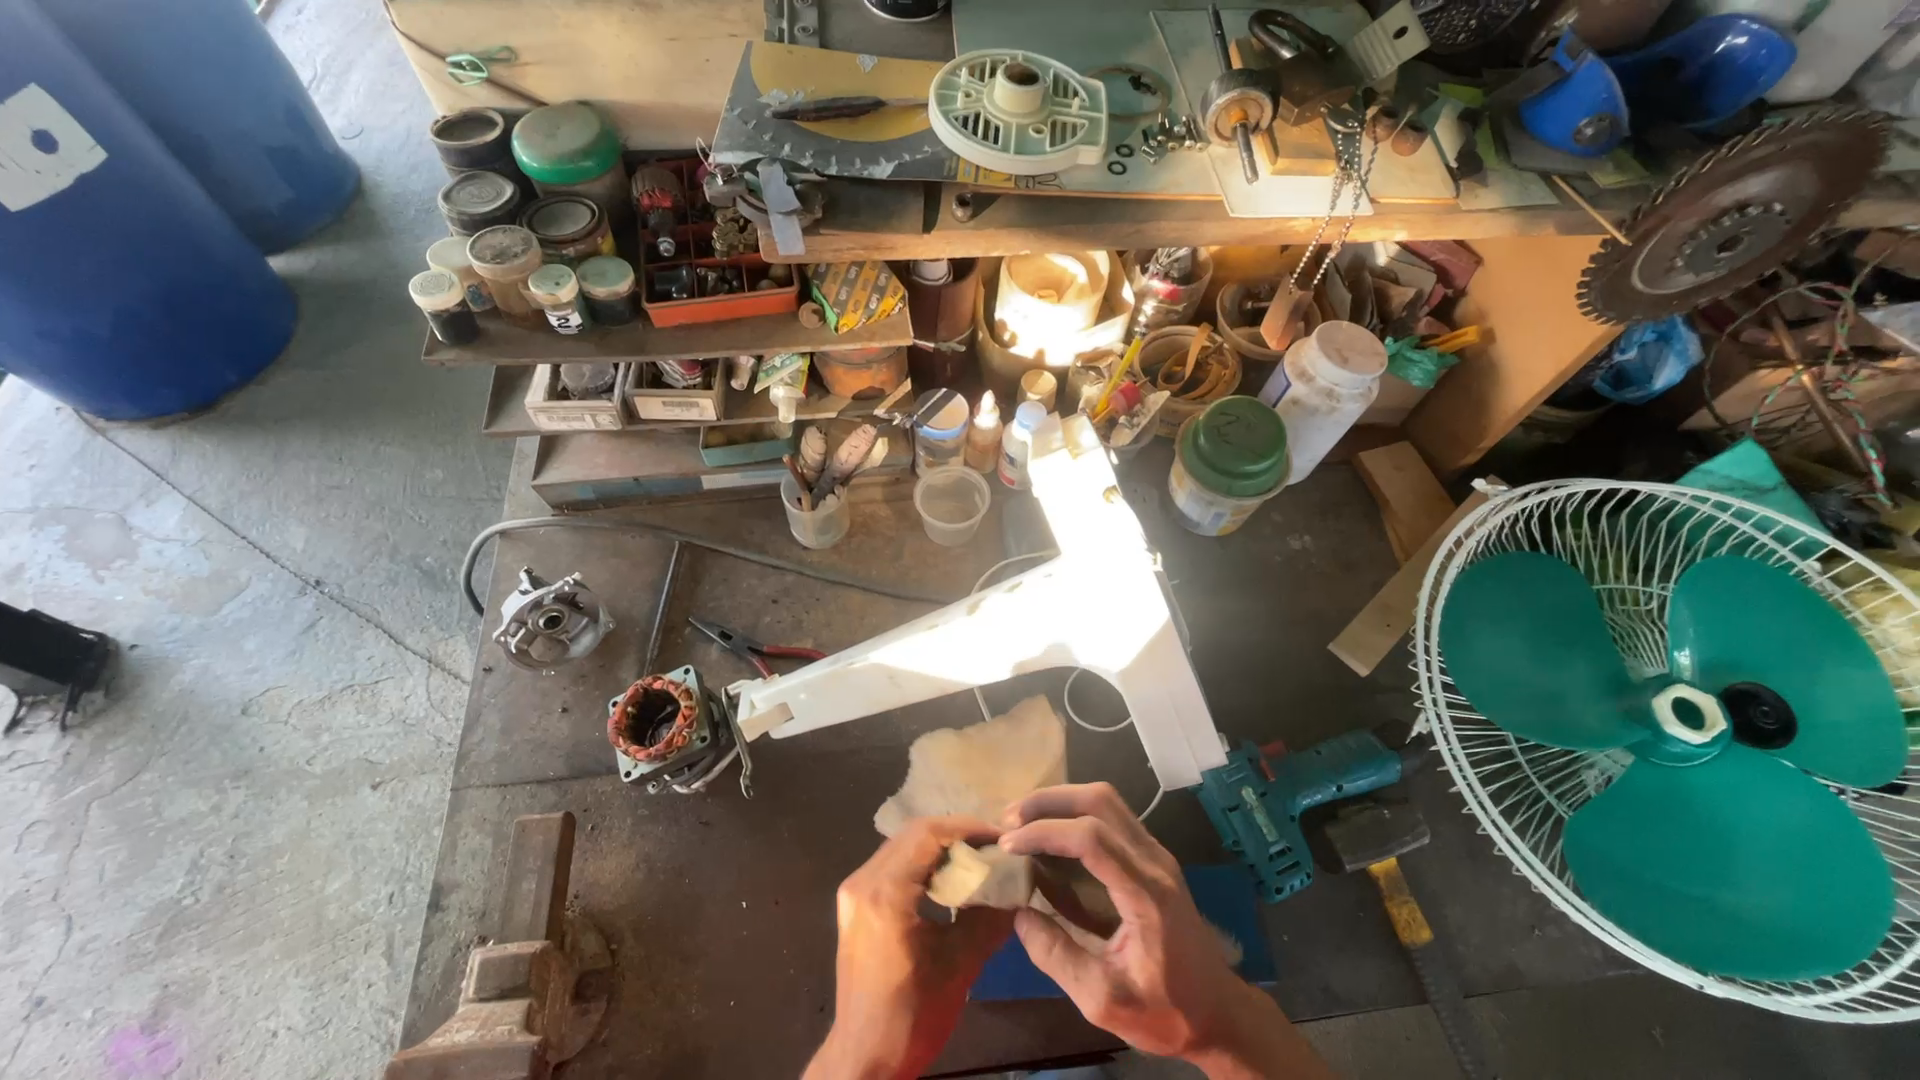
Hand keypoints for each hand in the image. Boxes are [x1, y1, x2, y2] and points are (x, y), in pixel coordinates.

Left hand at [804, 817, 1015, 1079]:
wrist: (864, 1057)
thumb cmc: (911, 1015)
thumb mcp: (959, 965)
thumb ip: (989, 917)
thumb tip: (1019, 883)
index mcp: (884, 893)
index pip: (928, 834)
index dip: (968, 828)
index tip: (1002, 837)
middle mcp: (862, 882)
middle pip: (913, 835)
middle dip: (957, 835)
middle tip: (995, 846)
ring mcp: (854, 892)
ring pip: (903, 847)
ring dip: (941, 848)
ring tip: (979, 859)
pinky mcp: (856, 905)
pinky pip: (894, 866)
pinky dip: (924, 864)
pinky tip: (952, 880)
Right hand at [999, 783, 1332, 1079]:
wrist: (1219, 1013)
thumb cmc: (1166, 1012)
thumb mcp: (1103, 1001)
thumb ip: (1057, 956)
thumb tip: (1018, 914)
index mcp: (1147, 894)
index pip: (1092, 839)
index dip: (1045, 833)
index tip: (1007, 846)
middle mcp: (1155, 862)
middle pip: (1100, 801)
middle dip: (1048, 802)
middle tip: (1007, 820)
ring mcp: (1157, 855)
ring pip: (1107, 800)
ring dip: (1060, 801)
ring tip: (1021, 822)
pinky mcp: (1151, 858)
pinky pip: (1111, 816)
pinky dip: (1074, 813)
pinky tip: (1049, 833)